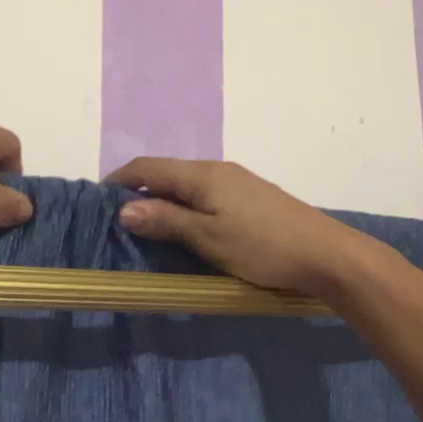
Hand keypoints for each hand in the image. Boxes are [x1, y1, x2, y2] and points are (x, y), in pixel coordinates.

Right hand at [106, 158, 380, 298]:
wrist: (325, 254)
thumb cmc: (262, 246)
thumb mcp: (208, 238)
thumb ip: (166, 221)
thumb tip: (124, 208)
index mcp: (202, 174)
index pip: (148, 167)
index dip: (120, 180)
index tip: (97, 199)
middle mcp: (217, 169)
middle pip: (167, 172)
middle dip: (139, 190)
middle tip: (117, 219)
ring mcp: (237, 182)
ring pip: (187, 184)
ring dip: (162, 199)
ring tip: (146, 227)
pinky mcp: (250, 197)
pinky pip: (205, 194)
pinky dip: (185, 206)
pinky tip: (185, 227)